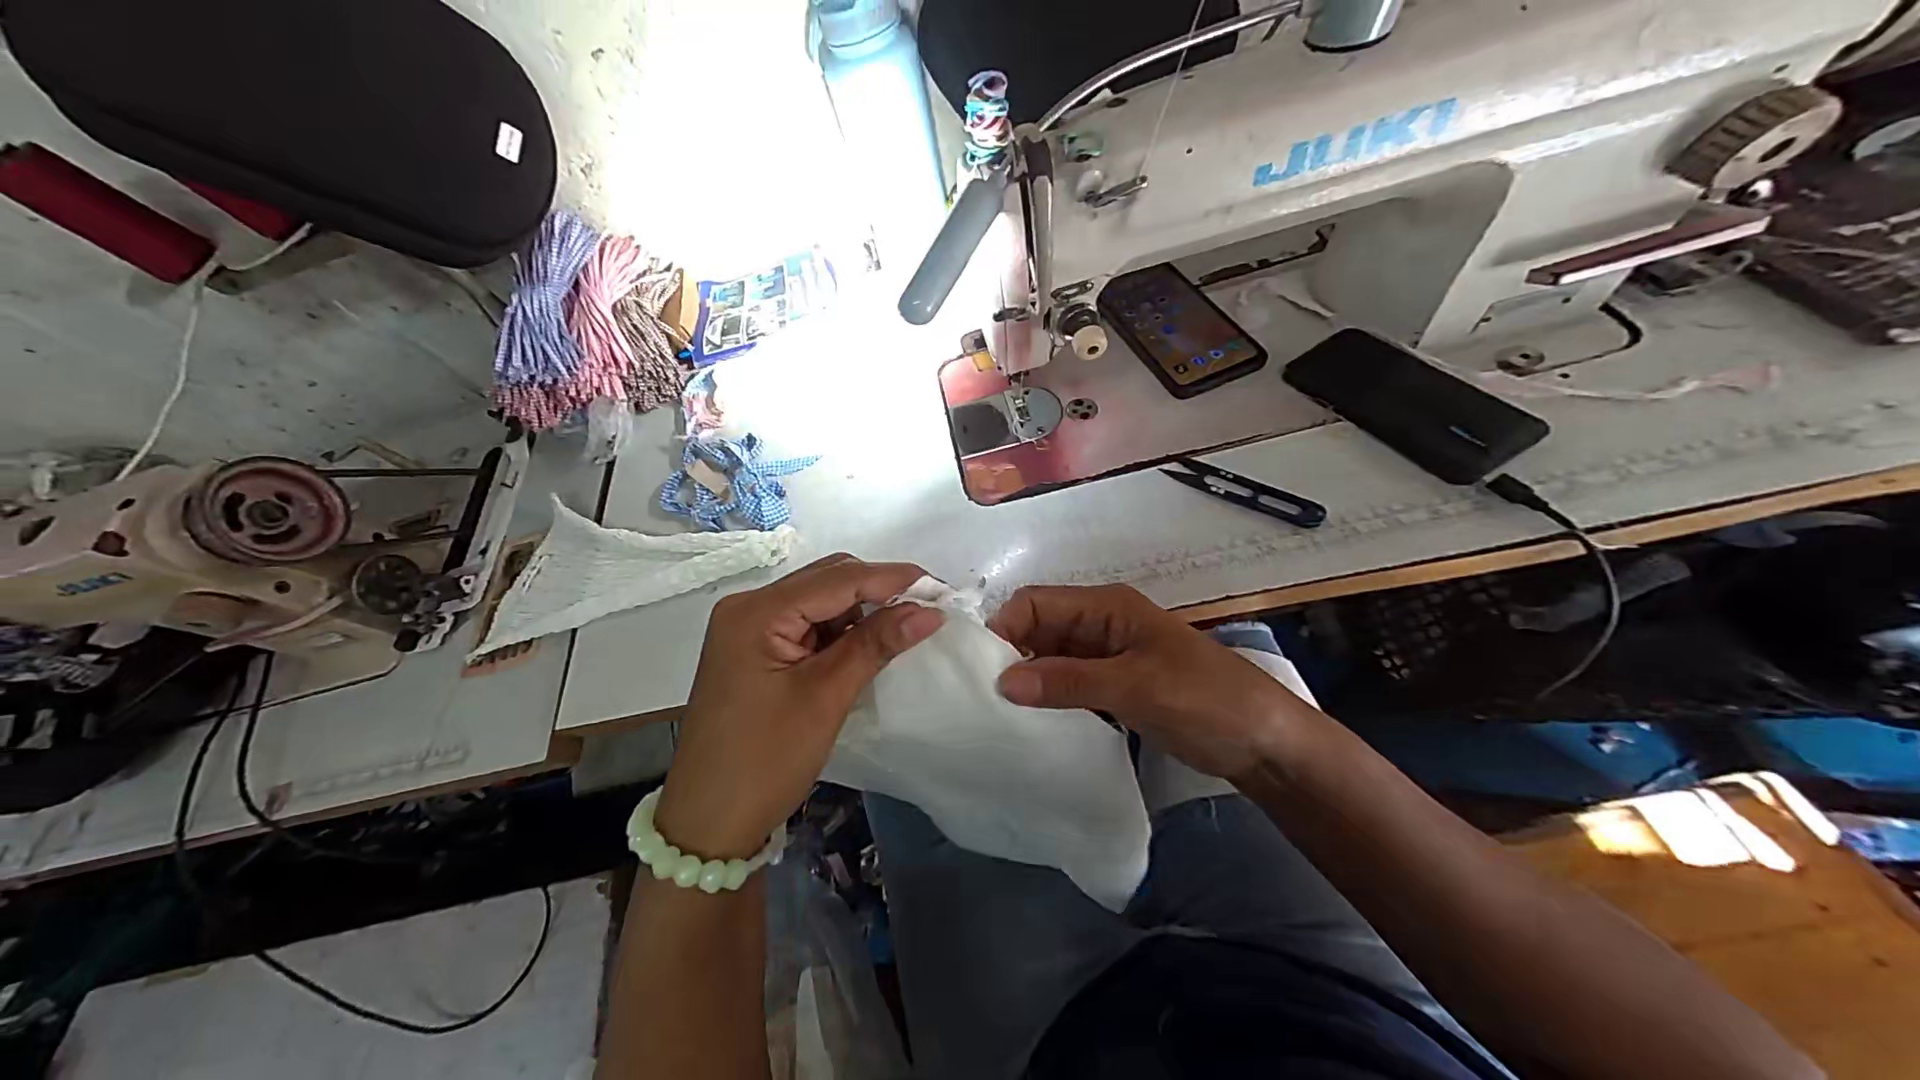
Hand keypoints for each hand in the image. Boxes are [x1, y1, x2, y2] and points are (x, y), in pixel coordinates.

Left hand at [655, 555, 943, 859]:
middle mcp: (749, 608)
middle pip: (827, 580)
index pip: (837, 578)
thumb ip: (876, 644)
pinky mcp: (755, 650)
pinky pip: (808, 624)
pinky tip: (867, 645)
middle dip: (878, 591)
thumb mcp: (826, 698)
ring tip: (904, 629)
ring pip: (820, 600)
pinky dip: (841, 631)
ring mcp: (748, 629)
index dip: (892, 579)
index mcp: (756, 612)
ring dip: (861, 611)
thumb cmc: (765, 761)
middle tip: (926, 611)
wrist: (709, 822)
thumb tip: (928, 611)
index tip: (940, 588)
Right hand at [990, 584, 1310, 780]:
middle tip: (983, 700)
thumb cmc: (1206, 699)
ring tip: (1000, 716)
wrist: (1265, 743)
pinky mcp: (1114, 689)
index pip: (1036, 603)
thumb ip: (1068, 681)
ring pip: (1050, 660)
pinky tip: (1032, 725)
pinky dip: (1048, 700)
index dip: (1005, 629)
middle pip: (1038, 630)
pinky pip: (1067, 686)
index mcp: (1106, 607)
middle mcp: (1100, 626)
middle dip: (1010, 657)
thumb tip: (1003, 681)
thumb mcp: (1135, 687)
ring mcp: (1107, 659)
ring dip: (1028, 682)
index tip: (982, 673)